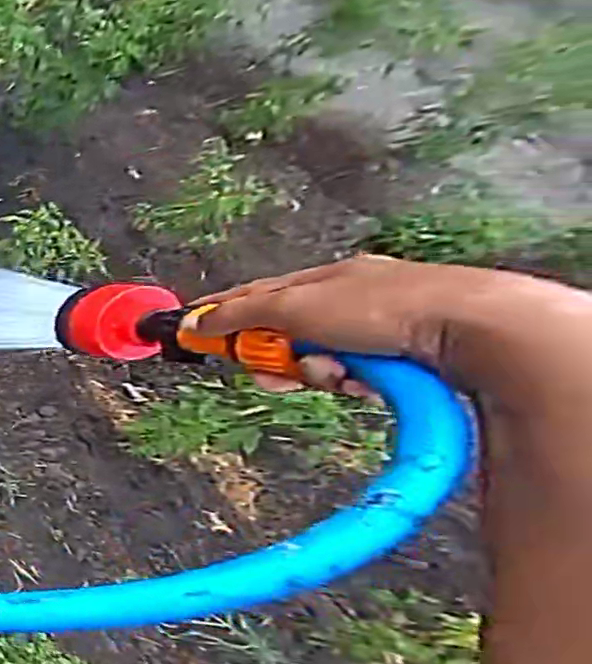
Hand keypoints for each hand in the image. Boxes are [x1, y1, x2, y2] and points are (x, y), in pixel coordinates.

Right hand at [185, 255, 535, 395]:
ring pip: (310, 360)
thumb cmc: (386, 305)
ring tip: (333, 372)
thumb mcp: (291, 306)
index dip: (216, 314)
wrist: (476, 330)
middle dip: (270, 357)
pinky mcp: (390, 360)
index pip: (251, 296)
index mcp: (321, 280)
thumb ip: (235, 315)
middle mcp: (345, 302)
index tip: (188, 332)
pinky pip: (343, 377)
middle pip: (278, 335)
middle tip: (272, 371)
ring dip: (310, 372)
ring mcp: (370, 331)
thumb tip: (191, 324)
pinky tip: (360, 380)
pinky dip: (343, 382)